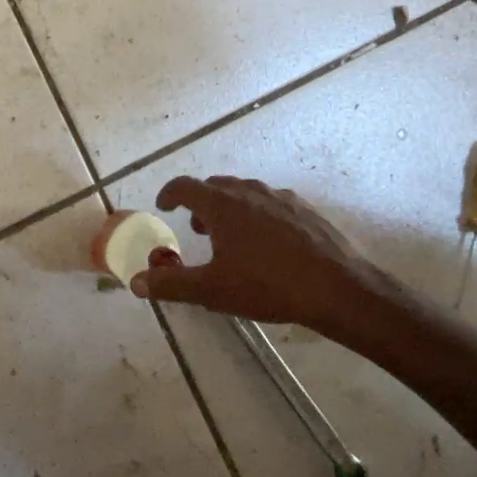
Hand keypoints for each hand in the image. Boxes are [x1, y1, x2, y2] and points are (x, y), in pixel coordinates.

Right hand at [132, 176, 393, 332]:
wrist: (341, 290)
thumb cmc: (269, 286)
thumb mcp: (213, 290)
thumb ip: (172, 284)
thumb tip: (135, 282)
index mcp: (221, 205)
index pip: (184, 186)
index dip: (169, 194)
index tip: (164, 206)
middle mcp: (248, 192)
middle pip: (215, 186)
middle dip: (201, 203)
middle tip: (198, 229)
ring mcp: (280, 198)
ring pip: (245, 192)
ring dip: (230, 207)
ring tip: (233, 236)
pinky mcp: (306, 210)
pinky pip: (272, 203)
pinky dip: (259, 214)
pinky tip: (270, 242)